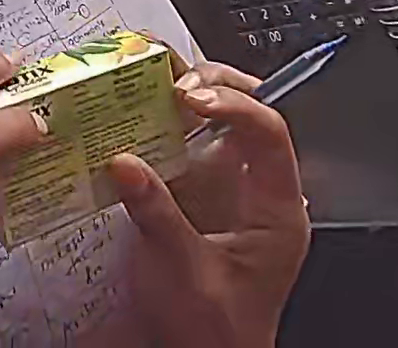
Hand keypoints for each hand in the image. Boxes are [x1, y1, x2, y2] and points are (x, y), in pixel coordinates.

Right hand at [109, 62, 308, 347]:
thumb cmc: (210, 332)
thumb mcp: (187, 276)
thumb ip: (158, 216)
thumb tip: (122, 162)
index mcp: (275, 206)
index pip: (269, 132)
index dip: (234, 105)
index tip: (190, 98)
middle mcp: (252, 180)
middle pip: (248, 105)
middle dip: (211, 81)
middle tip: (172, 82)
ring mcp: (223, 175)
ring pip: (216, 108)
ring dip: (185, 84)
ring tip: (151, 75)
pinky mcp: (193, 177)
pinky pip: (183, 129)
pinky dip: (161, 108)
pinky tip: (137, 100)